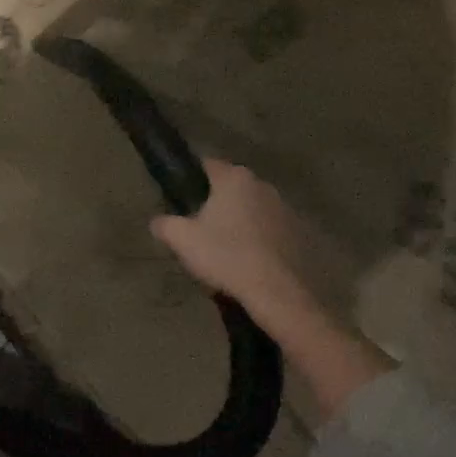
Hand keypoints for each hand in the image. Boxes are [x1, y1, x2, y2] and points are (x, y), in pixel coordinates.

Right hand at [150, 158, 312, 308]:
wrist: (276, 291)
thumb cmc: (225, 255)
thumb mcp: (181, 240)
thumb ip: (164, 224)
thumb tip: (158, 222)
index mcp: (234, 178)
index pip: (207, 165)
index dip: (191, 179)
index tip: (182, 198)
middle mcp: (262, 185)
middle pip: (230, 188)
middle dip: (216, 202)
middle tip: (200, 228)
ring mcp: (284, 208)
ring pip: (252, 208)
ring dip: (240, 221)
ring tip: (225, 249)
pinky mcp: (297, 233)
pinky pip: (269, 229)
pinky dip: (258, 238)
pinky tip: (248, 261)